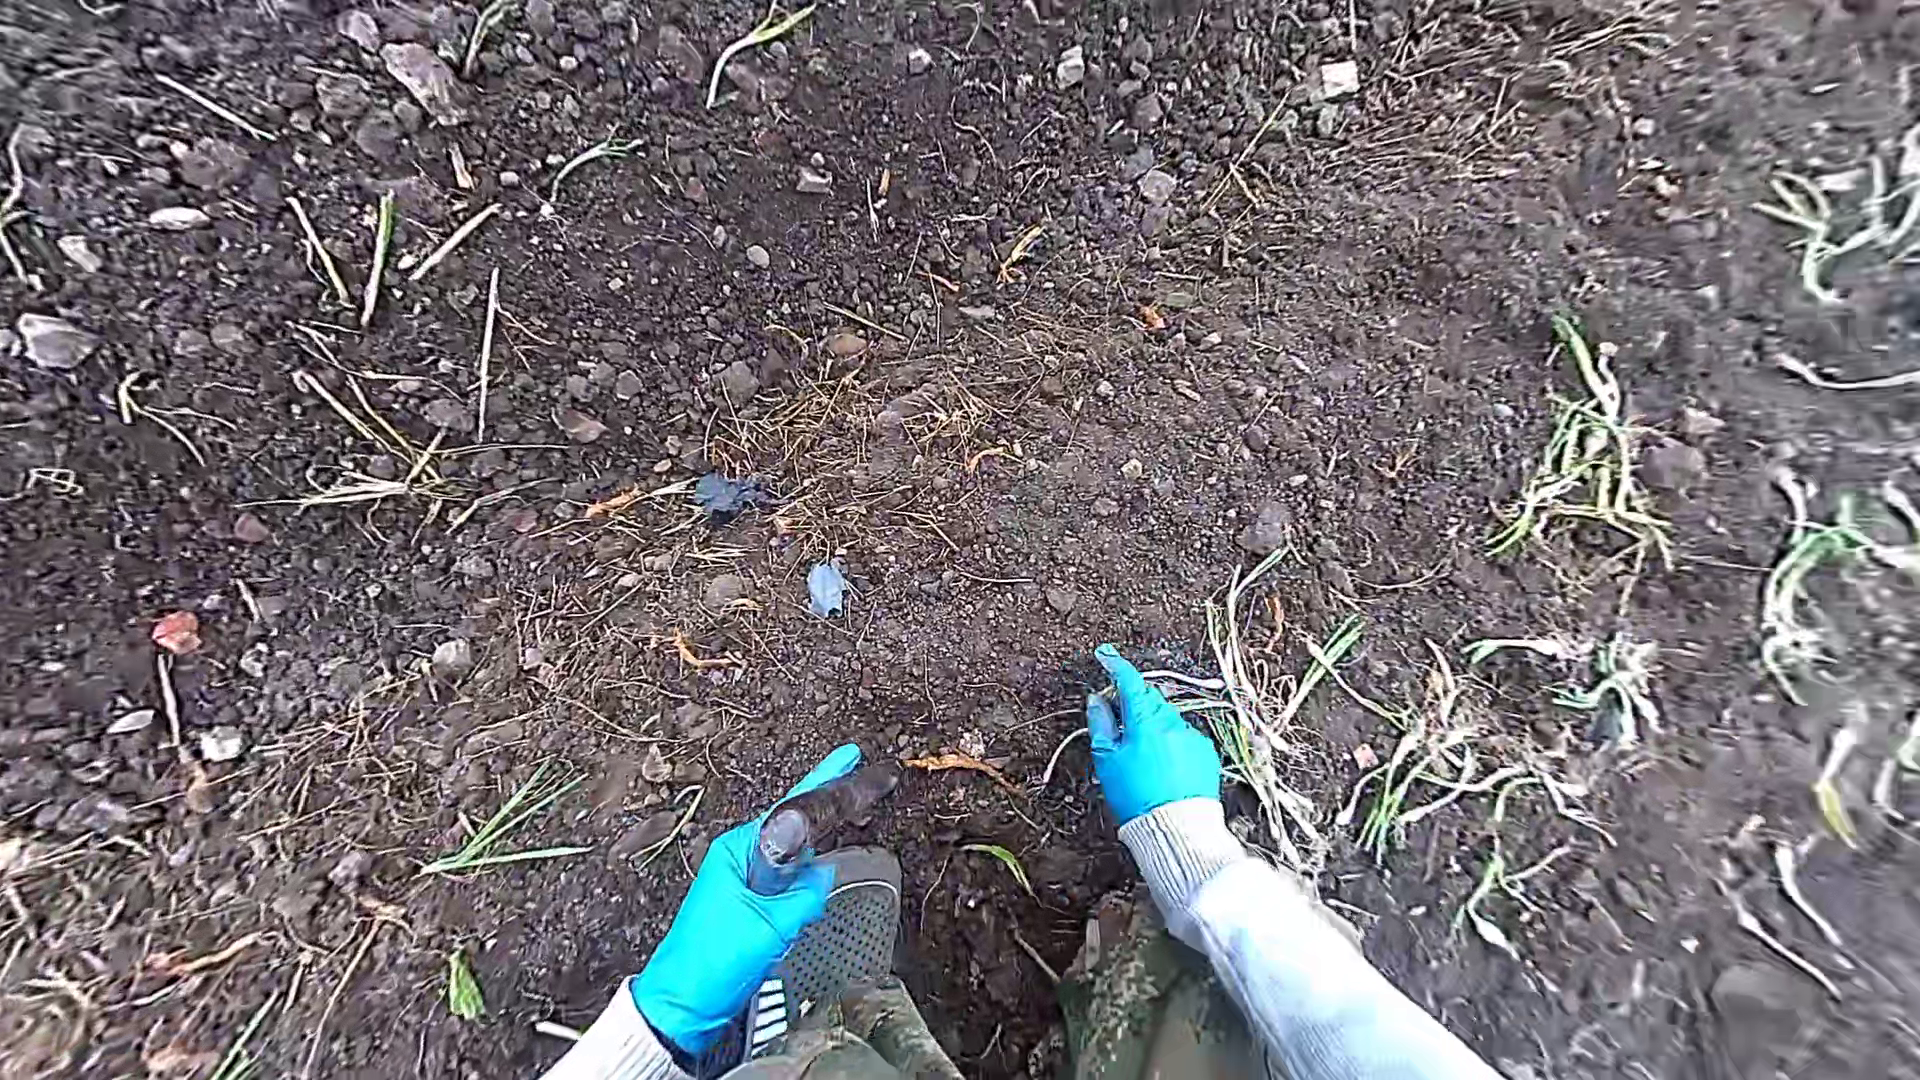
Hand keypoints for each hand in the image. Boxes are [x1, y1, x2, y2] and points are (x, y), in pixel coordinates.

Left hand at [632, 743, 861, 1053]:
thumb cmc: (707, 964)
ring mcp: (742, 877)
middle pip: (792, 828)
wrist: (678, 1009)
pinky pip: (783, 882)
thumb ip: (805, 895)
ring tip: (810, 890)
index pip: (789, 805)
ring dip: (807, 869)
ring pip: (791, 859)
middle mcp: (739, 854)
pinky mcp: (747, 900)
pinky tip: (805, 900)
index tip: (848, 757)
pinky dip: (798, 888)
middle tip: (856, 803)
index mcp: (738, 848)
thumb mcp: (769, 926)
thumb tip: (824, 874)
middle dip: (821, 823)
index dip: (823, 779)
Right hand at [1086, 644, 1220, 823]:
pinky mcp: (1205, 752)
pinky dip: (1168, 738)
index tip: (1105, 654)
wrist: (1177, 831)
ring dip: (1150, 721)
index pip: (1130, 681)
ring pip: (1166, 716)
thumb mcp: (1108, 759)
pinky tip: (1159, 761)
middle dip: (1132, 700)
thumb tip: (1097, 700)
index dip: (1115, 665)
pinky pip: (1182, 734)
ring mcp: (1192, 737)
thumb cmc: (1137, 796)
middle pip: (1148, 697)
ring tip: (1138, 749)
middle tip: (1114, 717)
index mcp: (1146, 720)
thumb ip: (1100, 723)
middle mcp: (1173, 722)